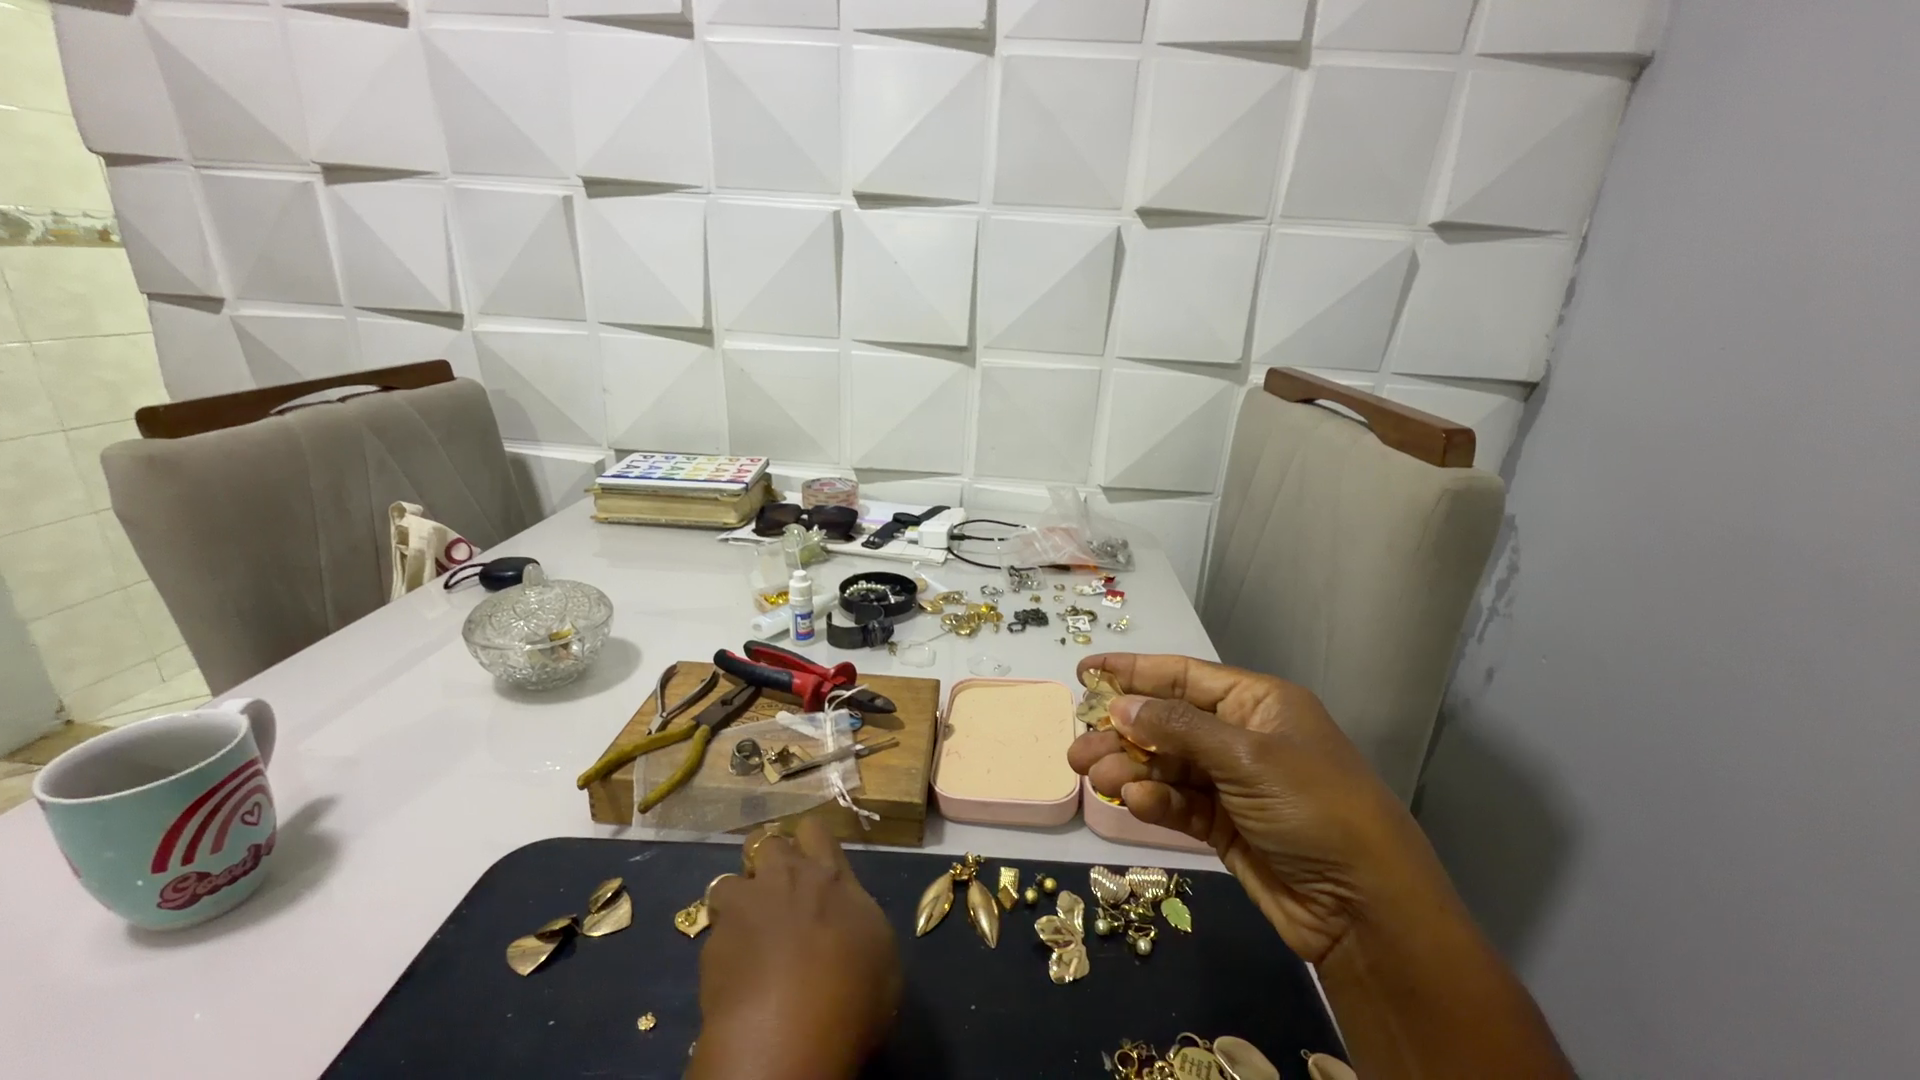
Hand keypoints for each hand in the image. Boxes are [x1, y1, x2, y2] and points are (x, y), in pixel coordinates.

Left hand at [689, 817, 899, 1079]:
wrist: (789, 1033)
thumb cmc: (854, 995)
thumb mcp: (879, 951)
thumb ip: (856, 919)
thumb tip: (846, 917)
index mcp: (830, 877)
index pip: (814, 829)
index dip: (809, 842)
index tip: (812, 861)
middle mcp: (784, 878)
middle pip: (766, 841)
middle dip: (768, 859)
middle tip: (778, 890)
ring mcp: (743, 907)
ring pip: (729, 880)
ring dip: (738, 899)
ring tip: (748, 931)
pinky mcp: (711, 943)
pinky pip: (714, 930)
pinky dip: (723, 944)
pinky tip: (735, 971)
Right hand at [1069, 654, 1450, 963]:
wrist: (1364, 905)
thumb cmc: (1314, 807)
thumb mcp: (1248, 756)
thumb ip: (1179, 728)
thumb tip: (1121, 706)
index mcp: (1258, 703)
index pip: (1184, 676)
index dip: (1133, 671)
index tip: (1084, 672)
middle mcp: (1242, 737)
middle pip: (1167, 723)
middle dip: (1121, 734)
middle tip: (1076, 750)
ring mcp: (1233, 784)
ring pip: (1166, 766)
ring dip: (1129, 769)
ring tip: (1093, 779)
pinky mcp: (1225, 827)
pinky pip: (1179, 803)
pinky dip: (1154, 801)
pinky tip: (1135, 803)